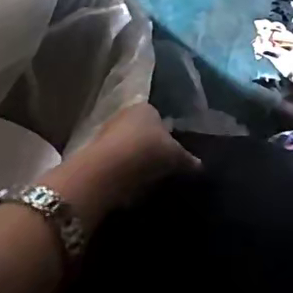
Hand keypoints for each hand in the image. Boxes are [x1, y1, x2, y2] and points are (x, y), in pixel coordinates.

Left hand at [41, 102, 199, 222]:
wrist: (105, 172)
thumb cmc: (147, 152)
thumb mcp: (176, 157)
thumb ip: (189, 159)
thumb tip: (201, 165)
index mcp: (146, 108)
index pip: (160, 118)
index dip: (168, 135)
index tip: (173, 152)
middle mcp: (124, 114)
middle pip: (141, 131)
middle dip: (149, 146)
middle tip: (162, 166)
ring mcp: (105, 133)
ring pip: (126, 146)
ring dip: (134, 160)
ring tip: (146, 179)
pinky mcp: (91, 154)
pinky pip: (113, 162)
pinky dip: (121, 171)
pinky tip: (128, 185)